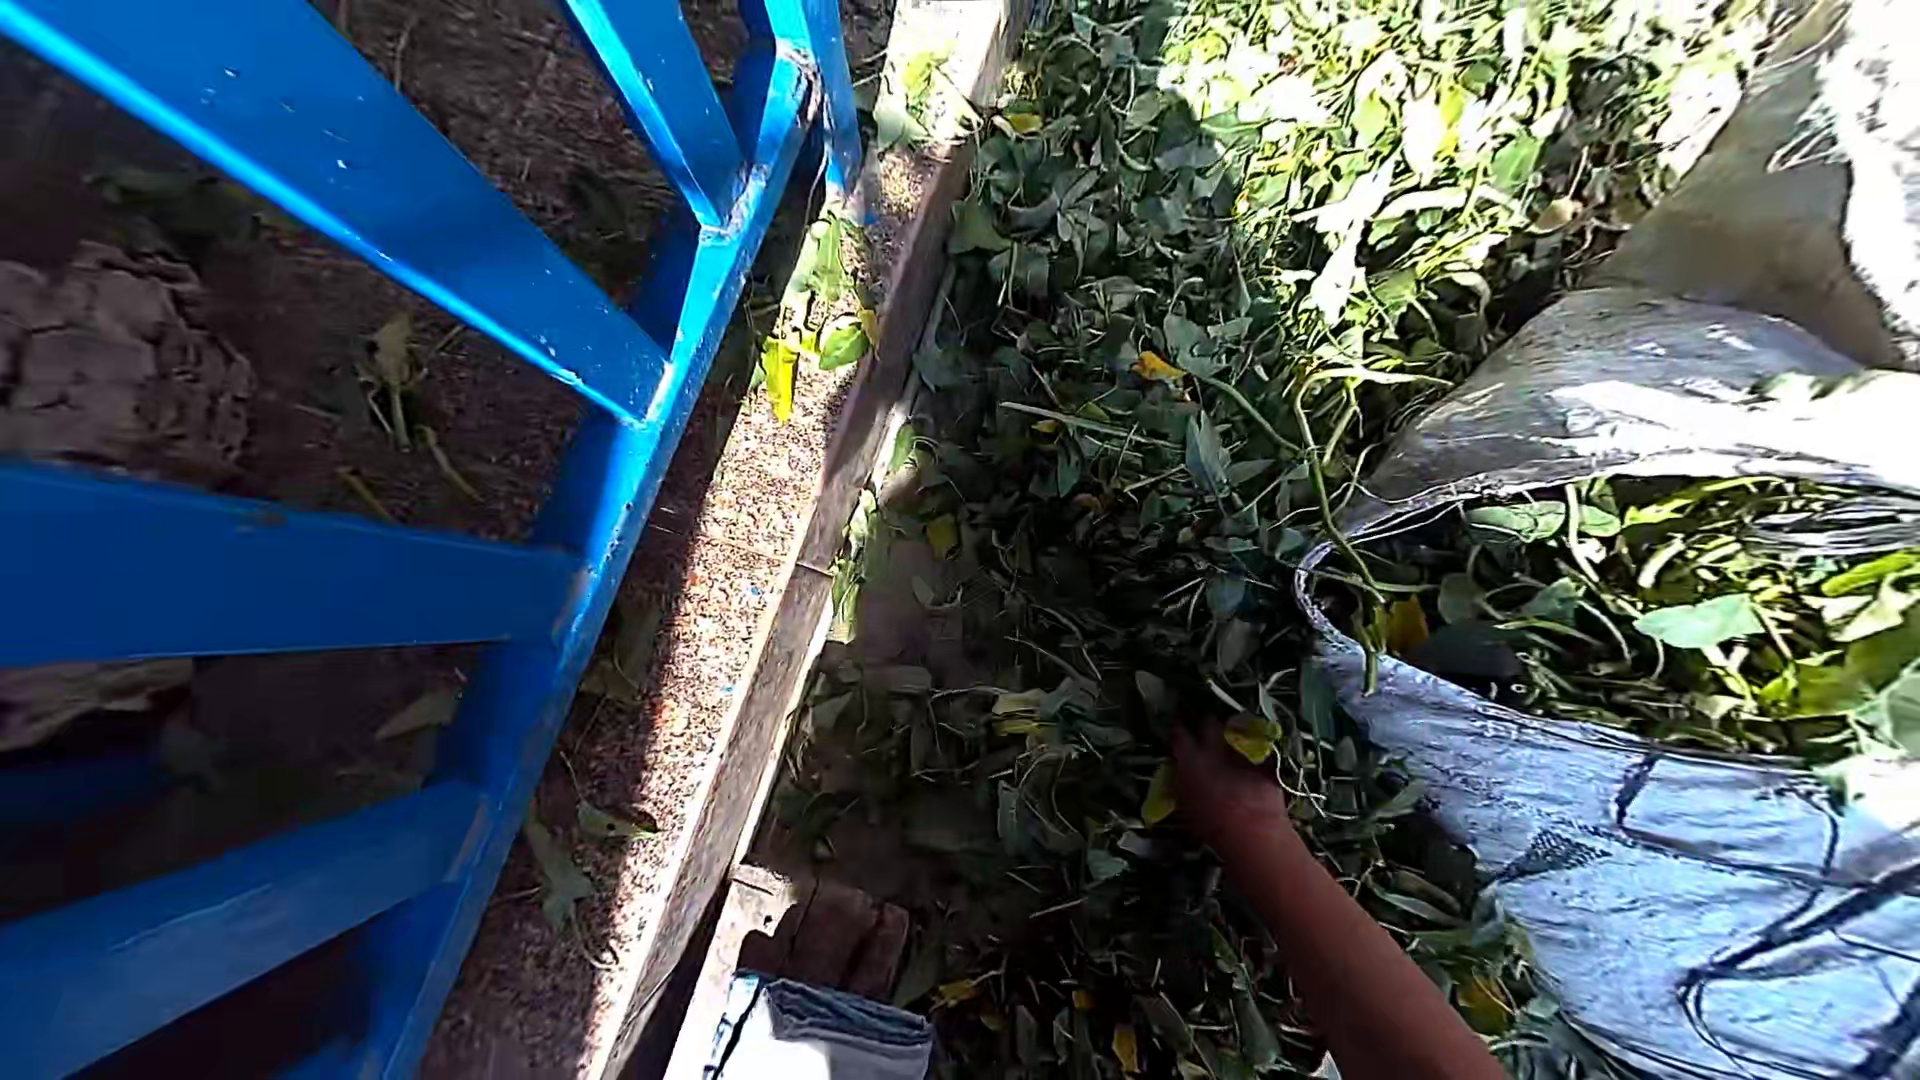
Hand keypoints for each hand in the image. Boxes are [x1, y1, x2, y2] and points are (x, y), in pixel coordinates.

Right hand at [1172, 720, 1293, 854]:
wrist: (1254, 836)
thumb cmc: (1212, 826)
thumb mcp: (1184, 802)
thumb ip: (1180, 778)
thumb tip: (1178, 768)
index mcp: (1191, 760)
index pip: (1179, 732)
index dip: (1177, 728)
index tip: (1177, 729)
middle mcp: (1215, 751)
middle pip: (1209, 722)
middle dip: (1206, 723)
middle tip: (1204, 730)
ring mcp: (1241, 755)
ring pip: (1234, 733)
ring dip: (1230, 736)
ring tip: (1228, 742)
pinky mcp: (1262, 763)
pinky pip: (1254, 751)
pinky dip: (1251, 753)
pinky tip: (1249, 760)